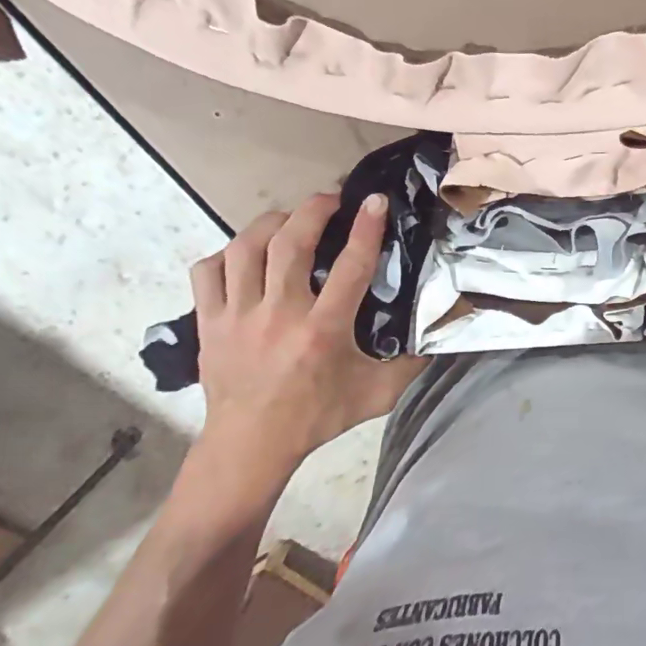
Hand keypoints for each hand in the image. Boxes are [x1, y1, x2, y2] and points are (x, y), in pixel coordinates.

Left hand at [189, 192, 425, 468]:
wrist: (251, 445)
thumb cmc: (316, 417)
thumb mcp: (375, 395)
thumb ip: (409, 365)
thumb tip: (437, 335)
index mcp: (322, 331)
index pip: (350, 266)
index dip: (367, 228)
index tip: (376, 201)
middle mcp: (278, 315)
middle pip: (290, 242)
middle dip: (313, 209)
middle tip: (331, 199)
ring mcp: (237, 316)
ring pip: (246, 248)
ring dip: (270, 223)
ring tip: (288, 219)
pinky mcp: (209, 322)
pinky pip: (208, 271)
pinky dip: (226, 254)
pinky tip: (244, 256)